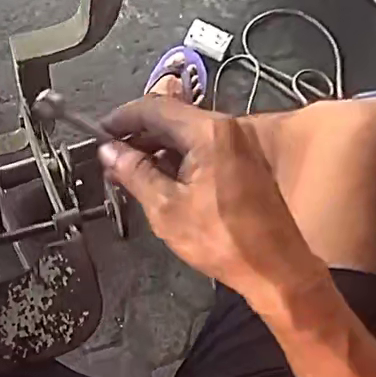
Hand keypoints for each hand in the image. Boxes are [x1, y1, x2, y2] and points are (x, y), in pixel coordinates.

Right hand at [98, 98, 375, 304]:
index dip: (122, 119)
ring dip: (159, 150)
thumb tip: (111, 152)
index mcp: (209, 132)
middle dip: (139, 136)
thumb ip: (135, 173)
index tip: (101, 133)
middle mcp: (230, 129)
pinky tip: (164, 183)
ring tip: (133, 175)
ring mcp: (241, 146)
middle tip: (113, 159)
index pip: (154, 107)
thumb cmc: (225, 242)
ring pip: (189, 135)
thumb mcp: (166, 208)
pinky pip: (206, 150)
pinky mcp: (247, 165)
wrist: (274, 269)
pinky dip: (181, 160)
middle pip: (173, 118)